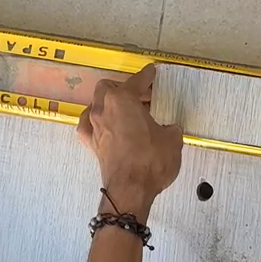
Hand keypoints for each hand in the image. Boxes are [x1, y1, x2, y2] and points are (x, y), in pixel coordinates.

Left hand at [77, 64, 181, 215]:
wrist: (131, 189)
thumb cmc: (150, 162)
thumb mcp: (172, 140)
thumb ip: (170, 129)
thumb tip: (168, 130)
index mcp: (123, 100)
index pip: (136, 81)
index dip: (146, 76)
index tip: (151, 72)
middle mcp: (104, 109)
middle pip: (109, 88)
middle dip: (124, 88)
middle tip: (141, 96)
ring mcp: (94, 127)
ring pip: (97, 104)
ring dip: (109, 104)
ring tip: (124, 110)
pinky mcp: (92, 144)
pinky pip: (88, 126)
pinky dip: (96, 122)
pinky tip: (104, 125)